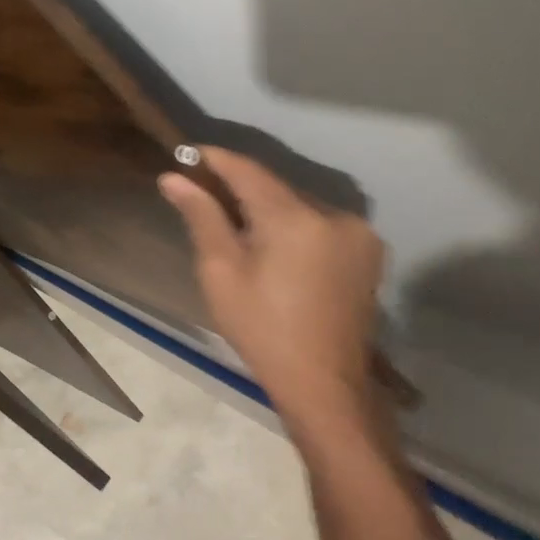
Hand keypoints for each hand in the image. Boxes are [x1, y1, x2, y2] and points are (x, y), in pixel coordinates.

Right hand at [159, 148, 384, 415]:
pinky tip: (267, 239)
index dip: (214, 158)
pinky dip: (289, 221)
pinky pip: (317, 221)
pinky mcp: (366, 253)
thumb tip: (173, 177)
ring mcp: (357, 235)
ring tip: (229, 218)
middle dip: (236, 184)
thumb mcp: (220, 270)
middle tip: (198, 190)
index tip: (183, 154)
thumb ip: (201, 215)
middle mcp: (334, 216)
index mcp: (295, 219)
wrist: (325, 385)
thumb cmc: (262, 327)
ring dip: (264, 204)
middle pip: (274, 186)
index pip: (247, 170)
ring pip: (296, 202)